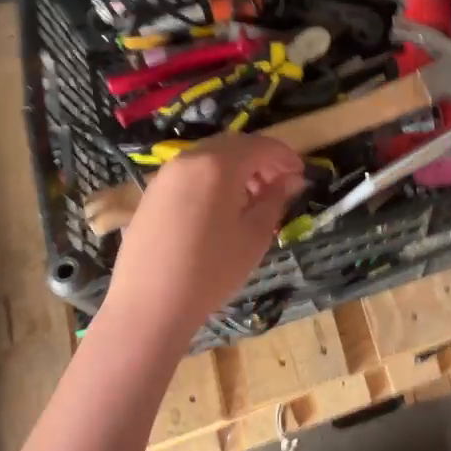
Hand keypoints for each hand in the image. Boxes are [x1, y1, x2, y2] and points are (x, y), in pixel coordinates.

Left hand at [106, 134, 306, 334]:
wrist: (149, 305)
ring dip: (236, 169)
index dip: (285, 156)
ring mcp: (166, 175)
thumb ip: (274, 200)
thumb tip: (290, 181)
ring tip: (252, 200)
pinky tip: (221, 210)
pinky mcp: (152, 193)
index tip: (301, 174)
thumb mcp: (254, 236)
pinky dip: (213, 180)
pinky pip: (191, 174)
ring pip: (210, 158)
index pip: (260, 146)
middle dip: (260, 160)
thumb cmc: (211, 271)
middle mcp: (189, 159)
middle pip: (233, 146)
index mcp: (218, 164)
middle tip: (280, 185)